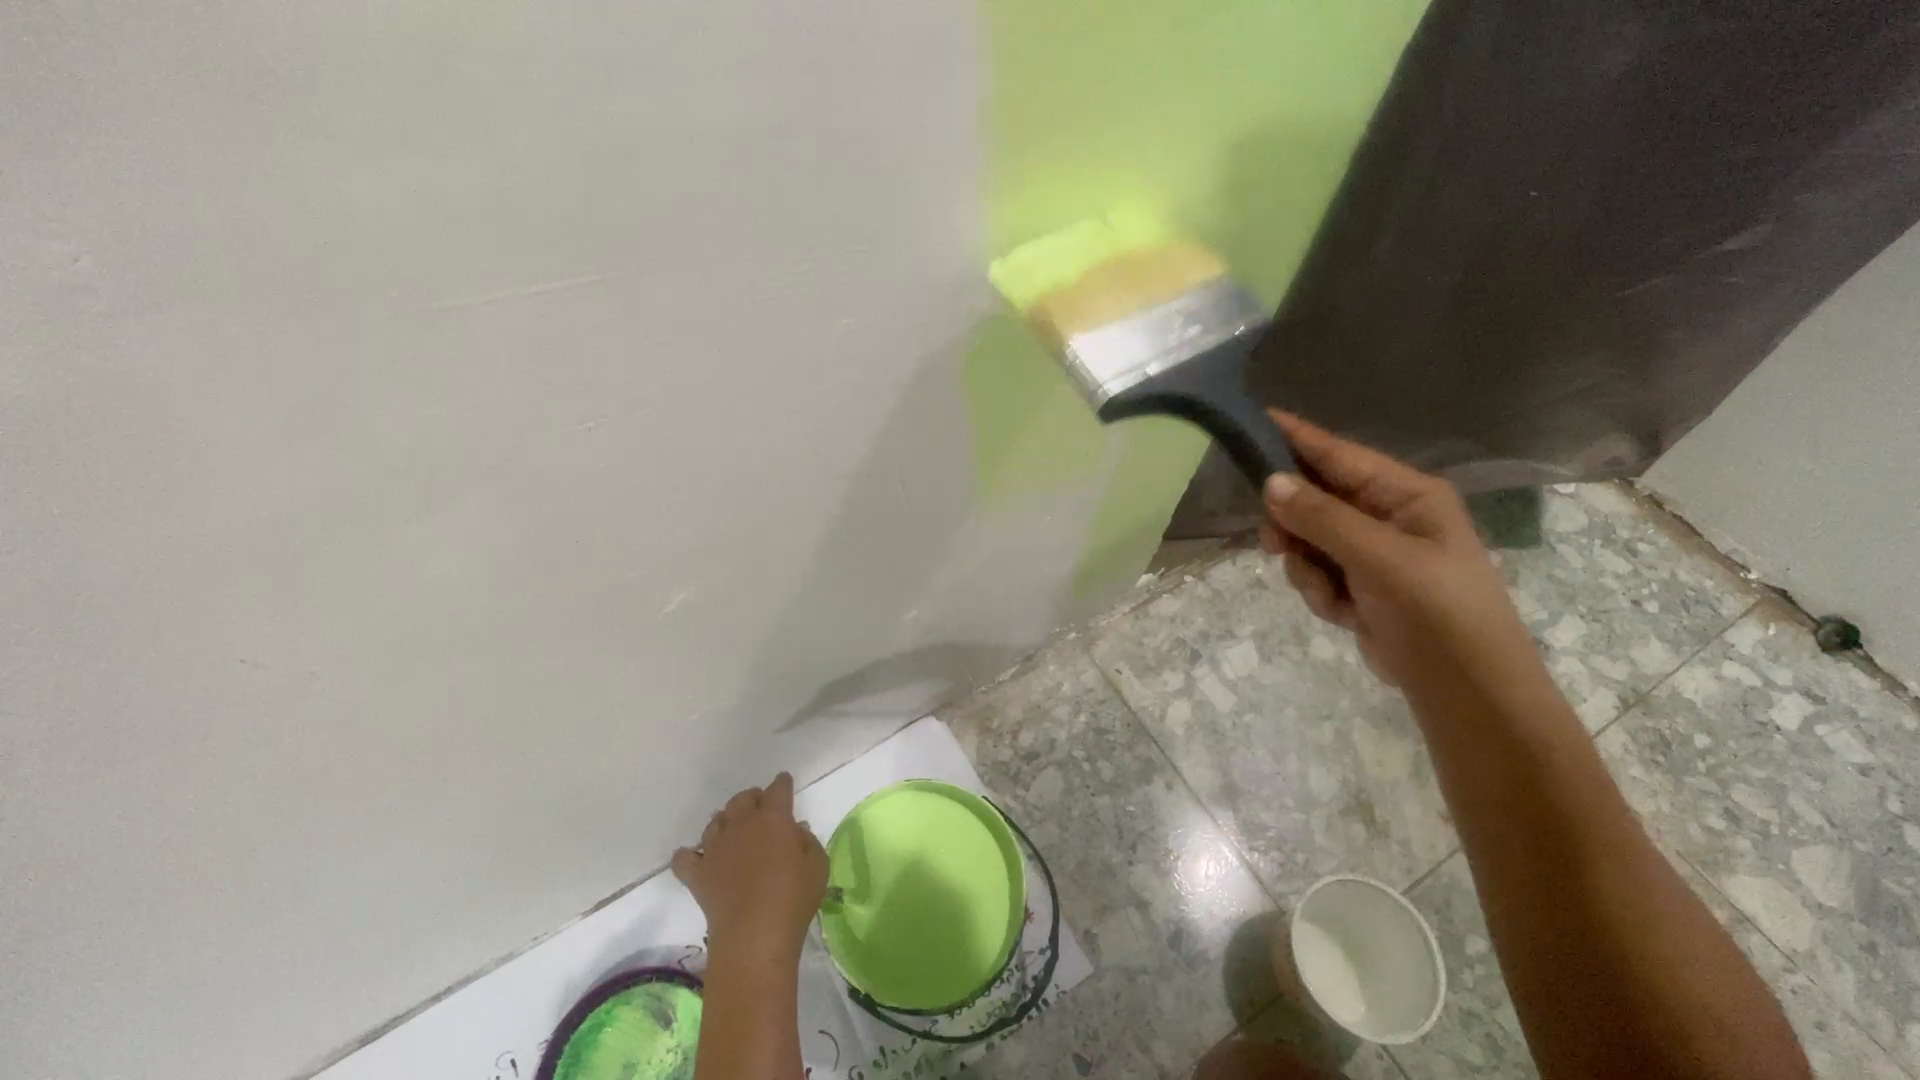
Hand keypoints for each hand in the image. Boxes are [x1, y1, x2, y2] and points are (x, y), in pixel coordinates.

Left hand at [673, 773, 828, 963]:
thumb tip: (796, 828)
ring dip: (724, 820)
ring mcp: (715, 848)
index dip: (782, 783)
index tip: (784, 781)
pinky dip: (689, 855)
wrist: (754, 933)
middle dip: (752, 798)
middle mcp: (741, 824)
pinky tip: (695, 858)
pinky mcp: (697, 873)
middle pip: (742, 799)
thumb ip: (807, 841)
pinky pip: (685, 857)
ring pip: (715, 822)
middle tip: (759, 805)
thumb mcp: (817, 865)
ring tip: (731, 830)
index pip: (778, 790)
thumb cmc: (794, 897)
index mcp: (773, 818)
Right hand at [1258, 412, 1550, 711]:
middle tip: (1274, 545)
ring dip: (1307, 568)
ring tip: (1330, 595)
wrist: (1465, 691)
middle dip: (1294, 525)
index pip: (1339, 455)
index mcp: (1406, 495)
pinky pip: (1317, 574)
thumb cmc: (1437, 612)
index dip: (1296, 438)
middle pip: (1315, 499)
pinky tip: (1343, 615)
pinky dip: (1320, 593)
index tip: (1251, 420)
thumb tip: (1271, 483)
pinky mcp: (1361, 588)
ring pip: (1308, 541)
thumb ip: (1324, 519)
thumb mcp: (1381, 559)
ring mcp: (1373, 554)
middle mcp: (1387, 516)